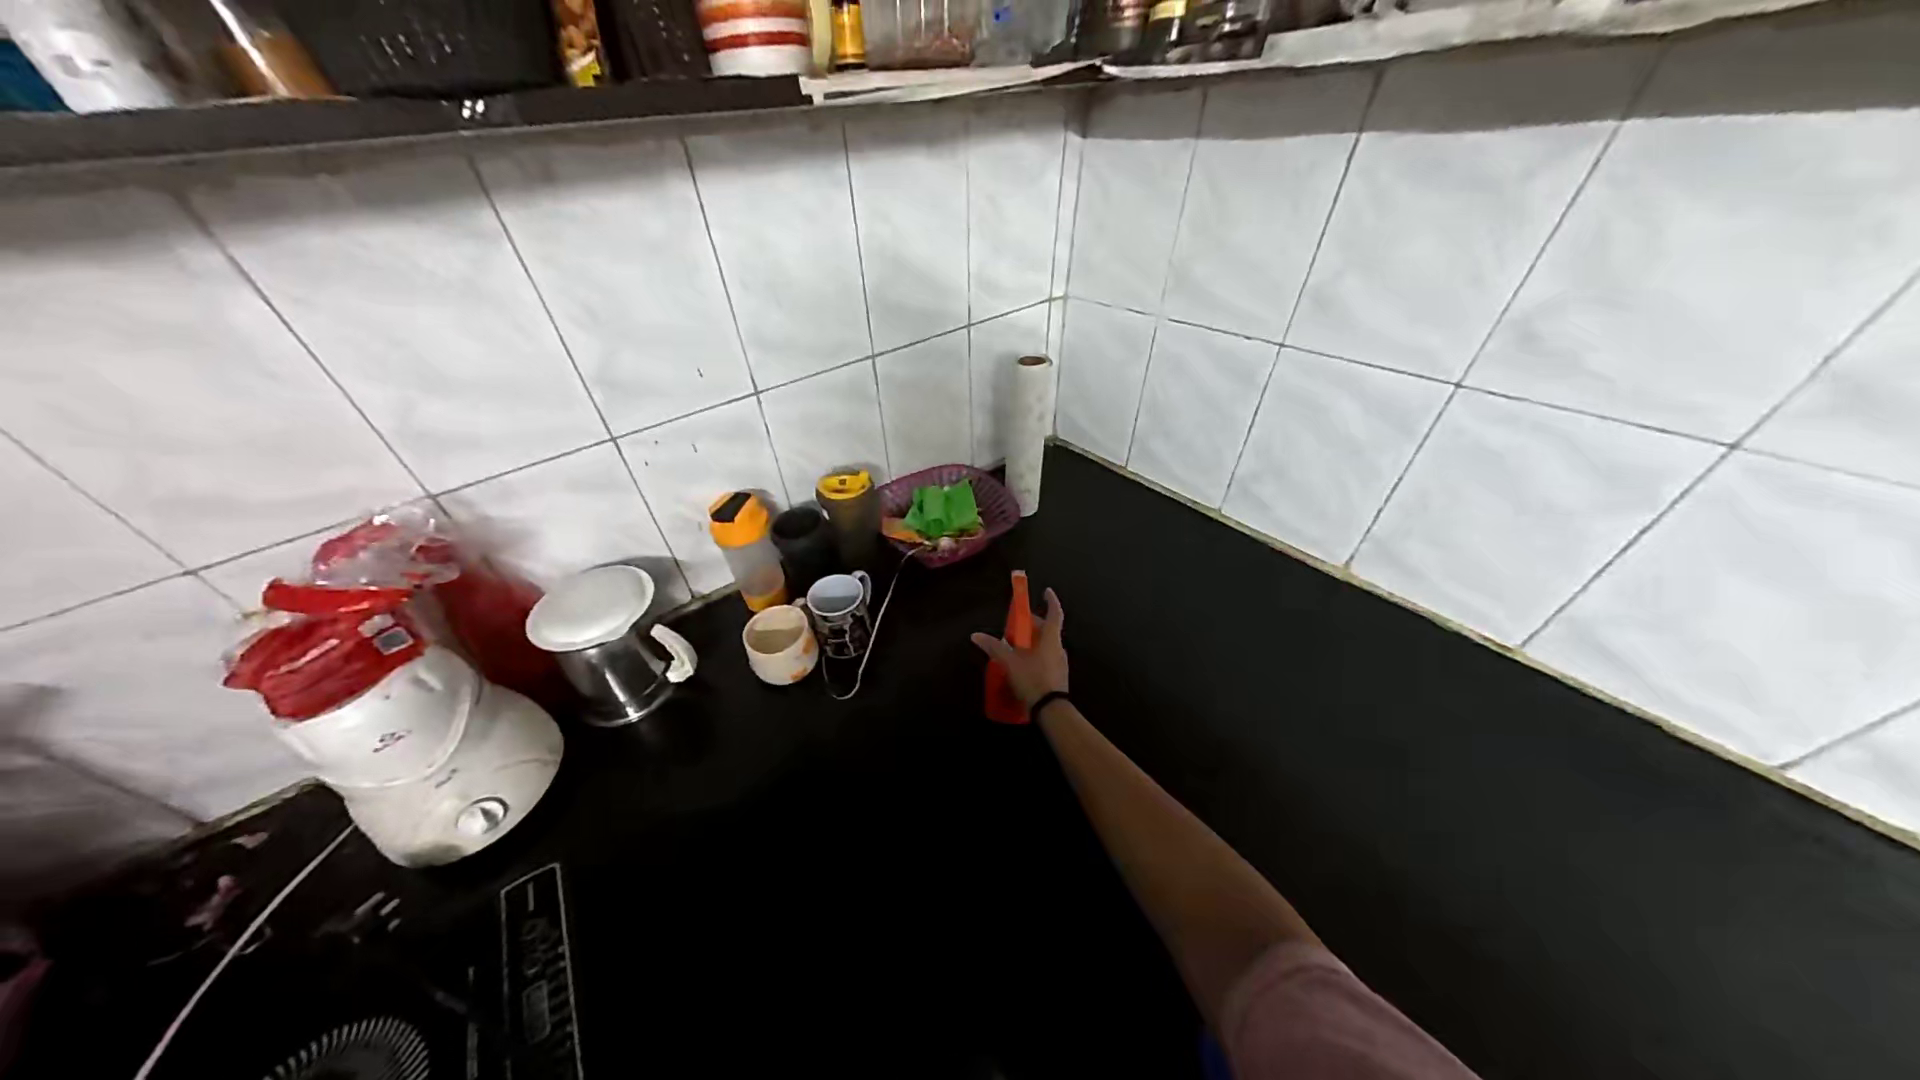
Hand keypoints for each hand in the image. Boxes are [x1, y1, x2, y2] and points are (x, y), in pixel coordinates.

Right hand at [970, 587, 1068, 709]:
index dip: (1051, 601)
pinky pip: (1047, 657)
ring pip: (1047, 644)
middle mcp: (1058, 647)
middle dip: (1033, 624)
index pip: (1055, 613)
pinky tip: (1023, 664)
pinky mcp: (1058, 675)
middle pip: (1047, 629)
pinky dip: (1036, 654)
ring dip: (1033, 640)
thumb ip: (994, 647)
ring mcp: (1060, 662)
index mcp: (1050, 639)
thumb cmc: (1032, 679)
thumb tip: (976, 635)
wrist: (1051, 709)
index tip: (1046, 591)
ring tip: (1016, 645)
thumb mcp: (1010, 662)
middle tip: (1017, 625)